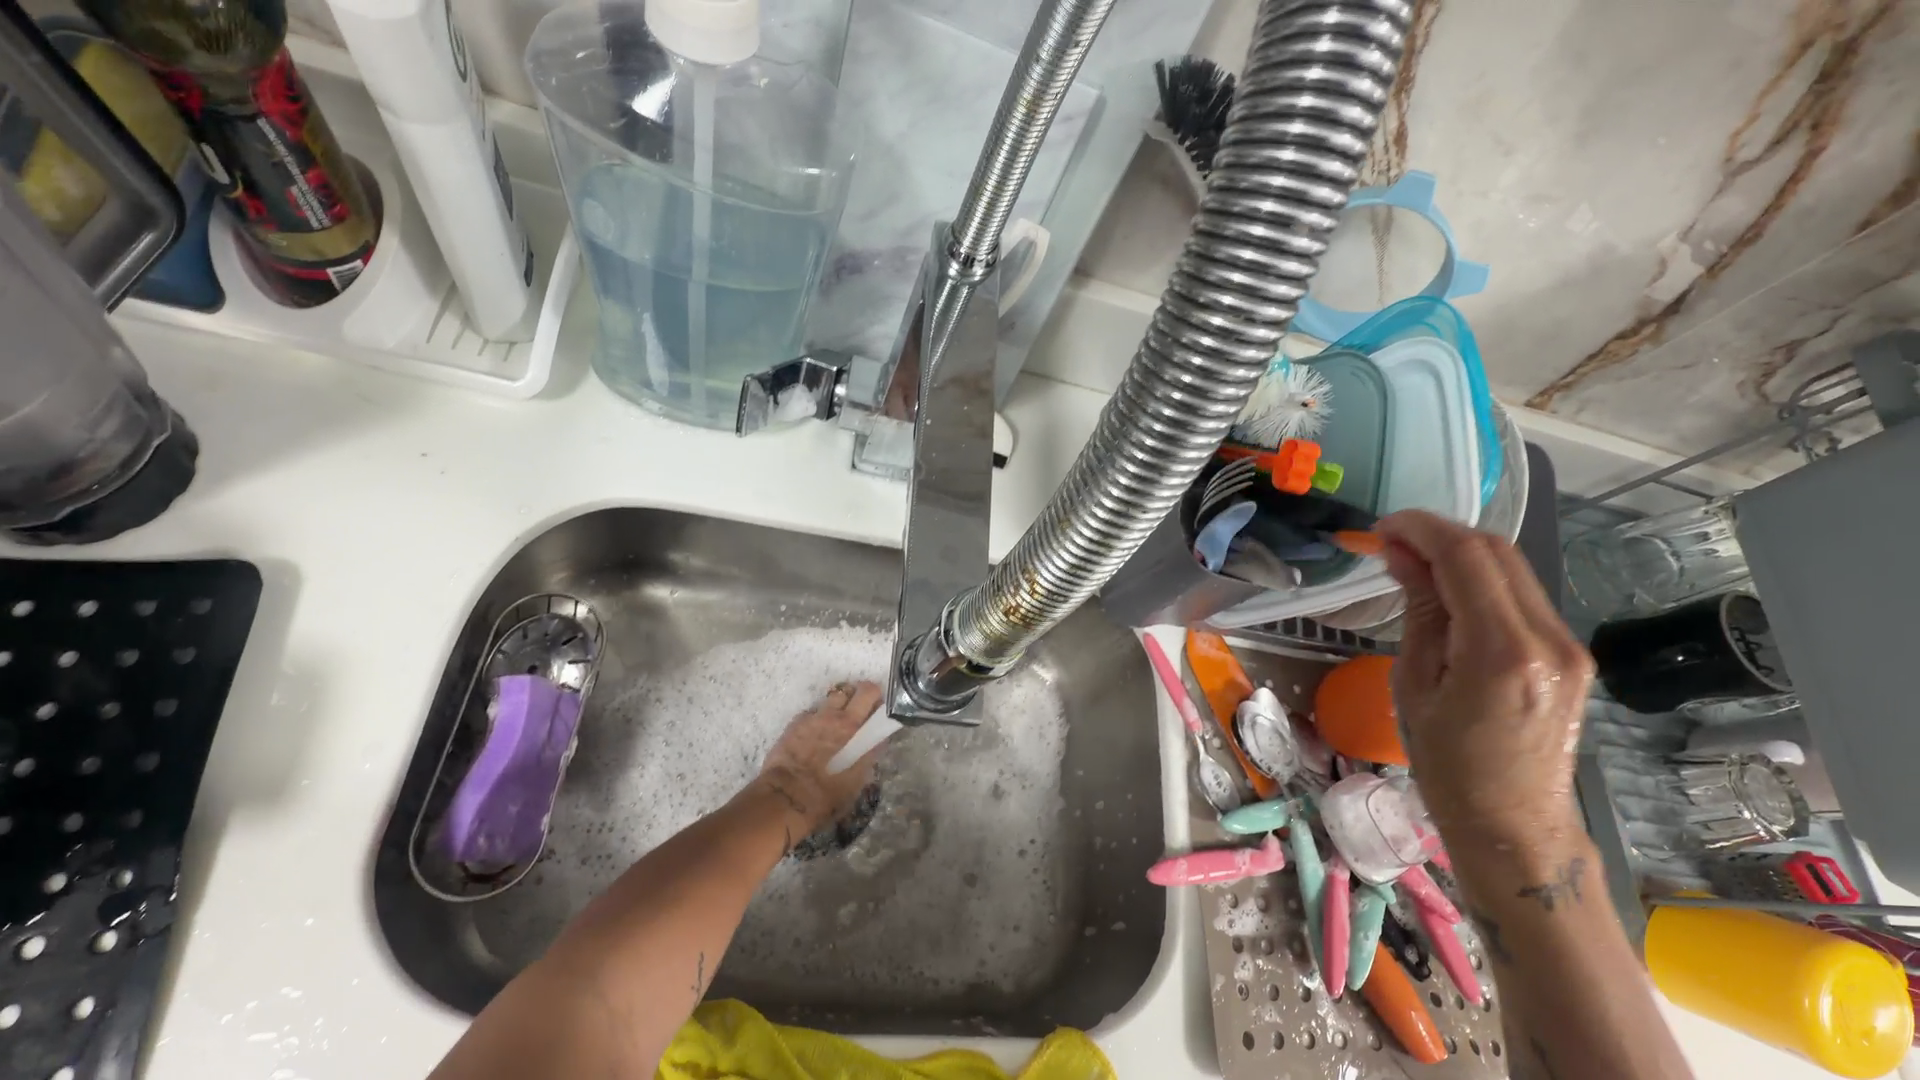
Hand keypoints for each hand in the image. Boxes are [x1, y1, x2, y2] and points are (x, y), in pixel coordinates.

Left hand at [751, 681, 886, 836]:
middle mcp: (838, 716)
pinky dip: (820, 717)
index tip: (881, 711)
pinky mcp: (797, 722)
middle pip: (862, 690)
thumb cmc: (825, 795)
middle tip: (867, 706)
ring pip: (837, 695)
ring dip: (843, 702)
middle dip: (868, 693)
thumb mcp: (856, 781)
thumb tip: (877, 743)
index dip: (882, 705)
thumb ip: (868, 757)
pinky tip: (816, 733)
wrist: (785, 798)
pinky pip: (815, 711)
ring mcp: (816, 716)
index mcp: (856, 730)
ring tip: (840, 718)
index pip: (877, 703)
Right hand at [1375, 511, 1593, 868]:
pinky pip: (1522, 596)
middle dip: (1440, 533)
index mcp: (1500, 652)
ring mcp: (1567, 645)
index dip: (1421, 529)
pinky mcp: (1571, 654)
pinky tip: (1449, 592)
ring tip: (1414, 565)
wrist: (1514, 823)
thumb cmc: (1447, 766)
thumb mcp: (1413, 685)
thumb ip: (1419, 612)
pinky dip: (1482, 580)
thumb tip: (1402, 556)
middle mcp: (1547, 638)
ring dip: (1461, 553)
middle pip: (1496, 551)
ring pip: (1513, 568)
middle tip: (1391, 542)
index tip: (1380, 528)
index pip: (1466, 557)